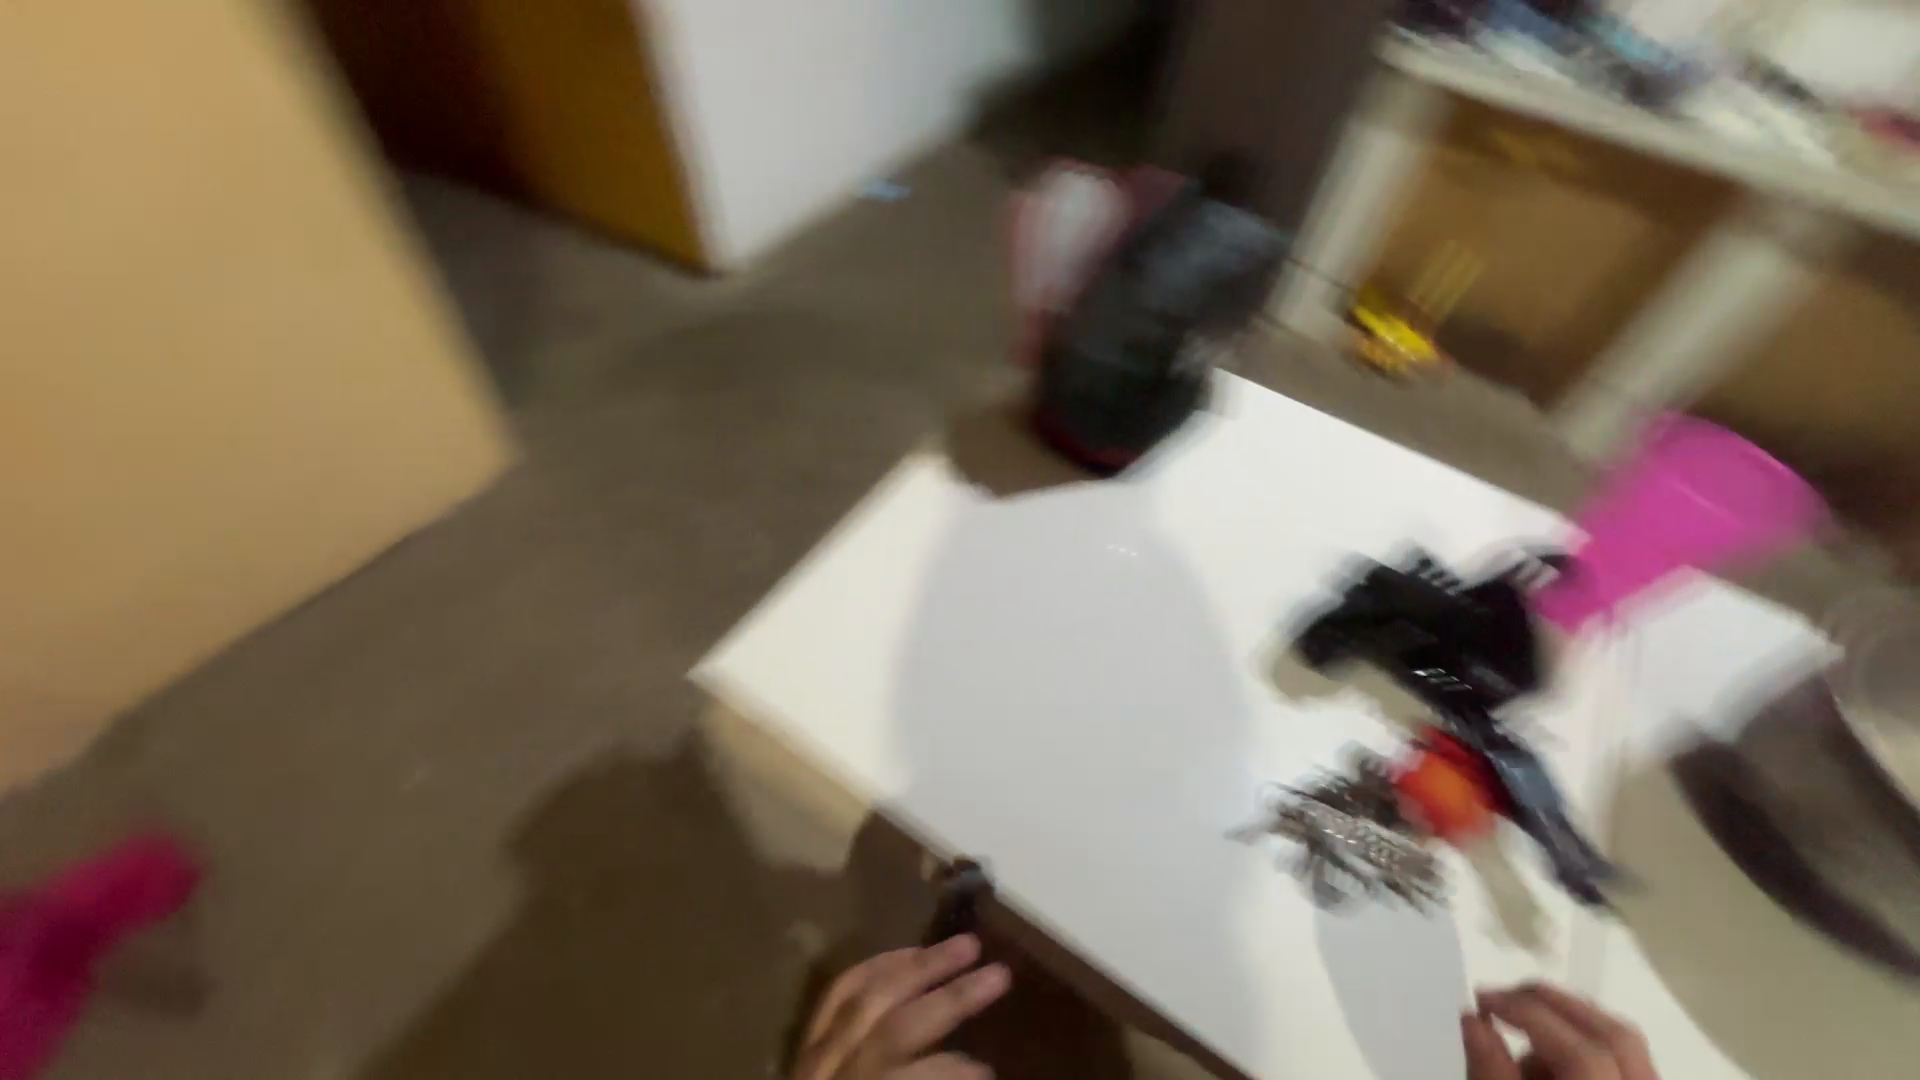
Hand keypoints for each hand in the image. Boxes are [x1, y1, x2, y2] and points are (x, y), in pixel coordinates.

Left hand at [794, 934, 1012, 1079]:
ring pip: (870, 998)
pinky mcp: (805, 1046)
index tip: (990, 1070)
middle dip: (952, 999)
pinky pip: (839, 993)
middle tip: (1002, 974)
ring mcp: (815, 1059)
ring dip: (923, 966)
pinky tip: (910, 952)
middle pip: (897, 1030)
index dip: (953, 1072)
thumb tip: (979, 1073)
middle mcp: (836, 1078)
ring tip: (967, 944)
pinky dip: (877, 967)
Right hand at [1463, 983, 1658, 1079]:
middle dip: (1552, 1003)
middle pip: (1617, 1036)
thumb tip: (1471, 1017)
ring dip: (1567, 1022)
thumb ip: (1489, 1073)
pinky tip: (1549, 1058)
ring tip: (1522, 1037)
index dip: (1529, 1017)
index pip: (1583, 1055)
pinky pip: (1628, 1057)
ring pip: (1626, 1042)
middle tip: (1503, 996)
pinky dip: (1586, 1043)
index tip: (1480, 1000)